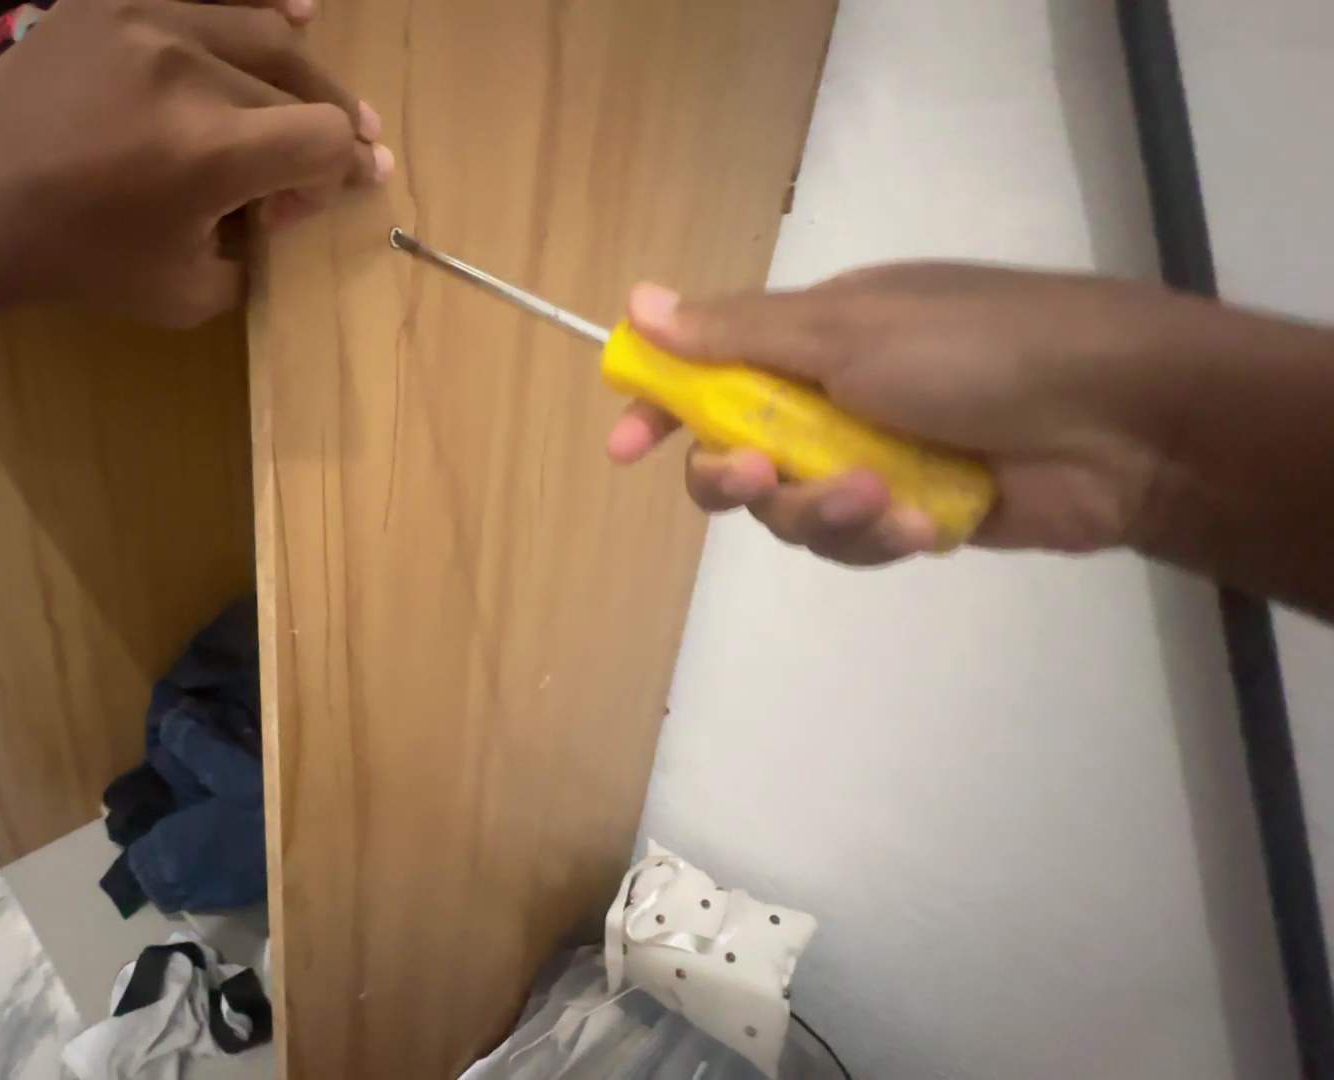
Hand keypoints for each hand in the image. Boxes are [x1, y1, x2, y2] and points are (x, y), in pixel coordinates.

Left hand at [0, 0, 391, 325]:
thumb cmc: (82, 264)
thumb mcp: (187, 295)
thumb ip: (255, 260)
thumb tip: (282, 218)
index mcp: (210, 151)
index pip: (323, 141)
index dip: (348, 168)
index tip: (353, 187)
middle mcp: (190, 68)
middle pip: (300, 87)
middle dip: (324, 136)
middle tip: (327, 169)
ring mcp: (148, 17)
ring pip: (266, 31)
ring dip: (307, 74)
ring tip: (322, 99)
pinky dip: (261, 2)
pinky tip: (299, 6)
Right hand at [606, 263, 1218, 564]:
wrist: (1130, 423)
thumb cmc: (979, 350)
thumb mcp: (845, 329)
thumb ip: (734, 332)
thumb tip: (637, 302)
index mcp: (802, 347)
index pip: (701, 376)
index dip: (656, 410)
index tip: (624, 449)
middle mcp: (819, 404)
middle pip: (727, 457)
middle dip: (731, 477)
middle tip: (755, 474)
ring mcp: (855, 462)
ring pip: (781, 511)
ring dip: (819, 510)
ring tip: (878, 497)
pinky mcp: (894, 514)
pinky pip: (843, 542)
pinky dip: (874, 534)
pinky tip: (921, 521)